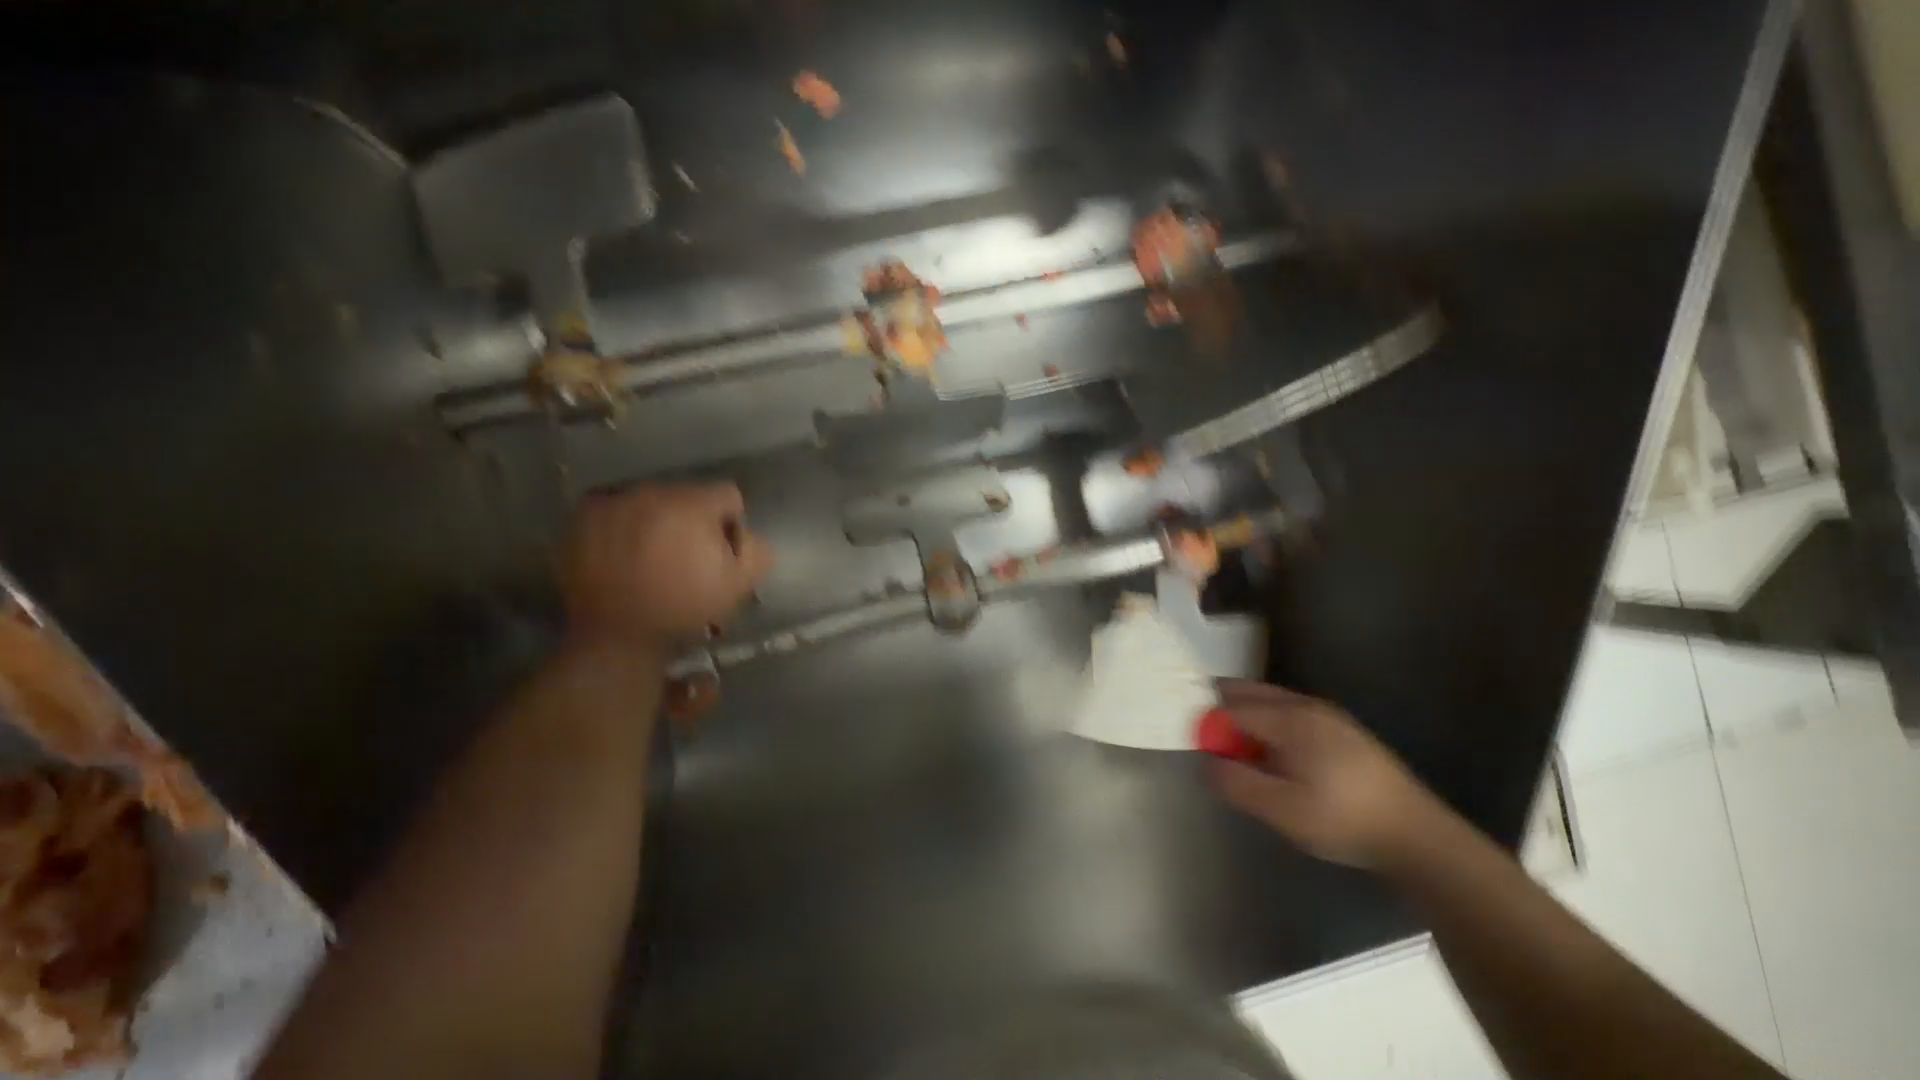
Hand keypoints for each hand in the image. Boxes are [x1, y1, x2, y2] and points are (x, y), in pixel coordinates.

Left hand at [559, 484, 773, 646]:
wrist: (616, 636)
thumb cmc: (681, 609)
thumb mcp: (736, 587)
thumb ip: (756, 553)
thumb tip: (749, 537)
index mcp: (693, 504)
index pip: (727, 496)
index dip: (731, 525)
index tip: (720, 554)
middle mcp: (653, 492)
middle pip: (685, 497)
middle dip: (690, 523)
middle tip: (684, 560)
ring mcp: (615, 502)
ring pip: (649, 502)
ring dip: (655, 523)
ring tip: (649, 560)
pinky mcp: (584, 516)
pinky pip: (613, 510)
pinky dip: (621, 526)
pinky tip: (621, 556)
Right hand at [1205, 680, 1444, 868]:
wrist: (1414, 834)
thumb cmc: (1342, 819)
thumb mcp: (1281, 809)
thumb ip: (1237, 783)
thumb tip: (1205, 763)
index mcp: (1291, 719)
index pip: (1233, 707)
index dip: (1207, 721)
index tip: (1189, 739)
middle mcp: (1308, 707)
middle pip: (1253, 694)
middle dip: (1222, 706)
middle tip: (1200, 732)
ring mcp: (1329, 718)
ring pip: (1273, 704)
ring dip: (1246, 716)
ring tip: (1230, 745)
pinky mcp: (1343, 734)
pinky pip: (1291, 716)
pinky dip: (1268, 725)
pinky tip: (1269, 754)